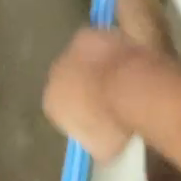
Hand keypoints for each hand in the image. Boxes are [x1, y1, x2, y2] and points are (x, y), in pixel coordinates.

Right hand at [43, 28, 148, 159]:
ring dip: (97, 64)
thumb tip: (103, 145)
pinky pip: (99, 42)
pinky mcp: (92, 33)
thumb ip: (96, 142)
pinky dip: (111, 48)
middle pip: (70, 78)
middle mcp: (54, 73)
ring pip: (83, 57)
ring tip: (122, 75)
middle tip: (110, 96)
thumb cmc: (112, 124)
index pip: (62, 109)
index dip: (82, 112)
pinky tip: (128, 58)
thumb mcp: (104, 147)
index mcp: (51, 103)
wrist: (128, 88)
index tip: (100, 118)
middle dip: (85, 84)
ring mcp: (72, 49)